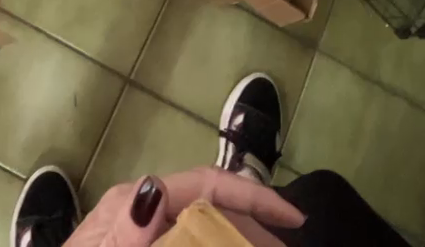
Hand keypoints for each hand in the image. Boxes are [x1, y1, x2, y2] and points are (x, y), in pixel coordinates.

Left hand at [66, 169, 304, 246]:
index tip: (296, 222)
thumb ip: (129, 236)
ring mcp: (139, 231)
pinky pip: (186, 242)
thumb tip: (154, 191)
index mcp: (136, 204)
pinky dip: (208, 246)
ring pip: (201, 227)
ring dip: (233, 239)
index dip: (256, 196)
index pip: (208, 183)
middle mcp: (140, 209)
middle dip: (252, 225)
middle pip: (211, 204)